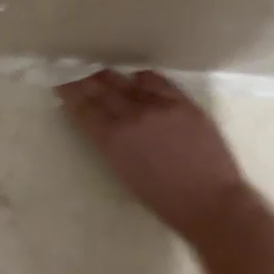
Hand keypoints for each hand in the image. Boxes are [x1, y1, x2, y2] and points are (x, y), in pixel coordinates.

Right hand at [57, 69, 258, 242]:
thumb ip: (112, 143)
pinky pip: (157, 82)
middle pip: (102, 91)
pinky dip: (142, 79)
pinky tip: (136, 78)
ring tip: (99, 71)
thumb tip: (104, 125)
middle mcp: (132, 117)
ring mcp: (159, 107)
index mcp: (113, 140)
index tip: (61, 83)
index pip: (85, 109)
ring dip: (110, 77)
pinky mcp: (183, 103)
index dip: (70, 93)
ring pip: (127, 83)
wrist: (211, 202)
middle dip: (85, 80)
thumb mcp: (125, 173)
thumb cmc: (164, 201)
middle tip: (74, 71)